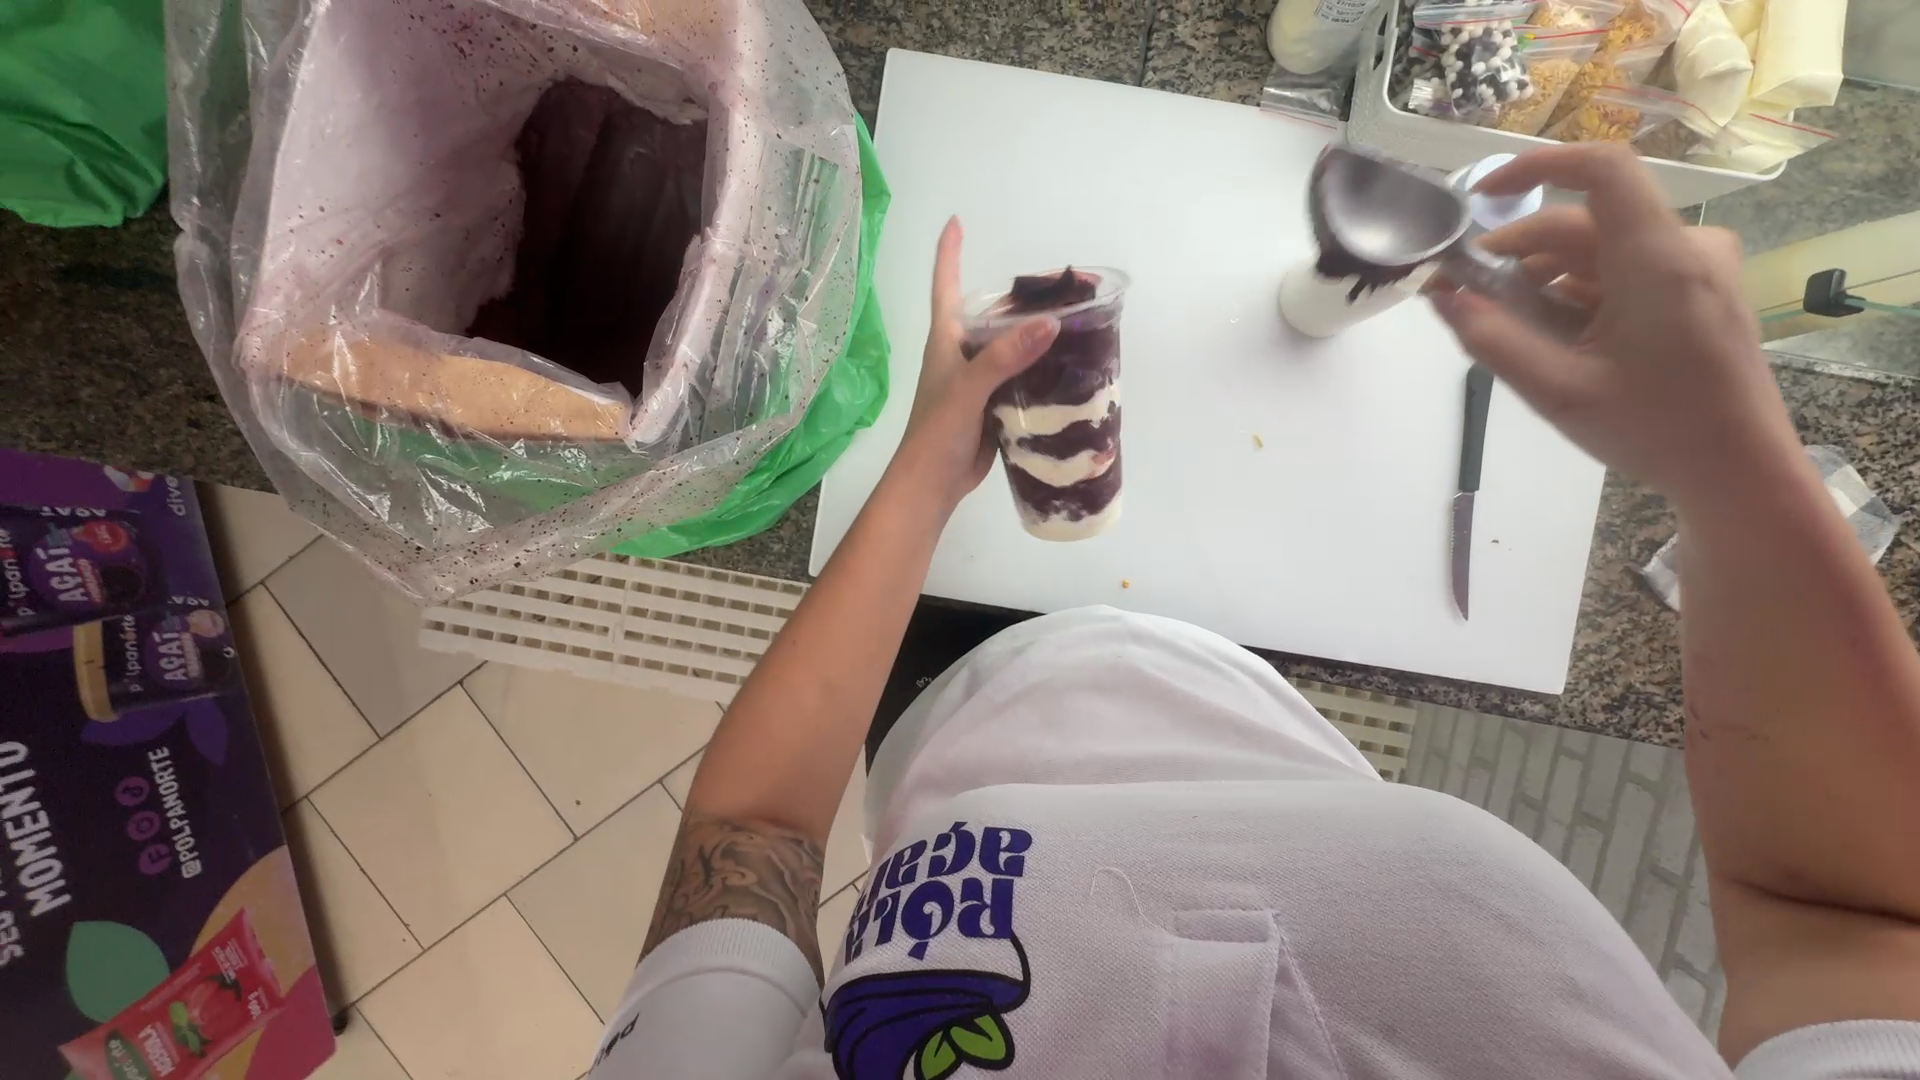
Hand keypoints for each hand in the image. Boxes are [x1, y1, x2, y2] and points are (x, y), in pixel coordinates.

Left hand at [889, 217, 1059, 511]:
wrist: (933, 482)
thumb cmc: (938, 430)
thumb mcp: (968, 387)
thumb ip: (1004, 356)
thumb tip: (1048, 323)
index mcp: (946, 339)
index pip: (945, 285)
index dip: (949, 253)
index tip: (956, 222)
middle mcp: (962, 354)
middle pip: (990, 316)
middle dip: (1019, 300)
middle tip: (1060, 286)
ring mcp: (980, 382)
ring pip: (1011, 349)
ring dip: (1036, 338)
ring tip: (1076, 322)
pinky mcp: (994, 407)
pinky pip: (1021, 380)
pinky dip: (1041, 373)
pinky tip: (1068, 369)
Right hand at [1429, 144, 1802, 510]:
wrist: (1735, 465)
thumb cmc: (1648, 427)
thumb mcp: (1554, 389)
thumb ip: (1490, 338)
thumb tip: (1439, 296)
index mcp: (1657, 261)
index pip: (1601, 171)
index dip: (1535, 167)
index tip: (1478, 197)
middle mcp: (1684, 247)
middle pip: (1582, 223)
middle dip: (1514, 253)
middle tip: (1460, 294)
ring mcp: (1695, 267)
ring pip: (1596, 250)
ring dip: (1540, 278)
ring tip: (1504, 326)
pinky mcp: (1694, 287)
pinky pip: (1619, 270)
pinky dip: (1573, 291)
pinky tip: (1550, 334)